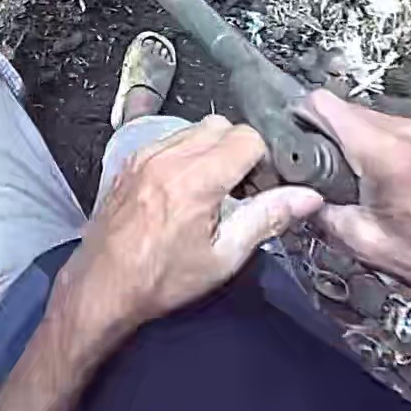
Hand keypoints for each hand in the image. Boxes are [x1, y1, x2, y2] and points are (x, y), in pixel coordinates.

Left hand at [54, 115, 324, 342]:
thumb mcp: (223, 257)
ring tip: (210, 189)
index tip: (260, 189)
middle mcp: (168, 156)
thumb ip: (266, 218)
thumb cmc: (163, 279)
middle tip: (239, 189)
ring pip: (193, 128)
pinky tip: (182, 187)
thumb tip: (309, 196)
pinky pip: (168, 139)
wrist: (101, 284)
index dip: (263, 161)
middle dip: (238, 150)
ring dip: (211, 149)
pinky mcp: (129, 159)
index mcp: (195, 179)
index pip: (247, 138)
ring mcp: (144, 153)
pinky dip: (184, 152)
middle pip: (221, 125)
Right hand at [297, 91, 410, 319]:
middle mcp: (410, 130)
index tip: (292, 139)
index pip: (324, 103)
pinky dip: (380, 143)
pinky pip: (396, 127)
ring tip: (356, 178)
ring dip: (354, 138)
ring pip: (371, 116)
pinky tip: (386, 178)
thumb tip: (300, 196)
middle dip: (326, 132)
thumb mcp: (367, 245)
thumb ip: (324, 212)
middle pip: (346, 108)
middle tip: (322, 169)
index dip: (300, 116)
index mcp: (387, 152)